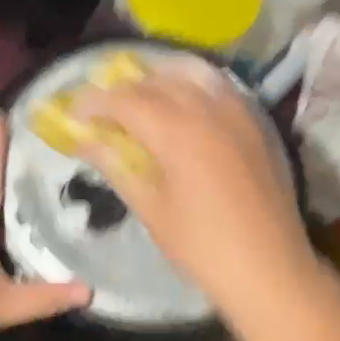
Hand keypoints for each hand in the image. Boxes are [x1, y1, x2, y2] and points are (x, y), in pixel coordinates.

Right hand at [76, 61, 314, 296]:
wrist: (267, 266)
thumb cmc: (200, 246)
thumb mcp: (150, 208)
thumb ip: (116, 166)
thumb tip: (84, 141)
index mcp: (177, 131)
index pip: (125, 99)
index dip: (94, 102)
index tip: (72, 112)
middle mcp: (208, 108)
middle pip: (156, 80)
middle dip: (122, 89)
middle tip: (99, 109)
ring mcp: (237, 111)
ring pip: (190, 74)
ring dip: (157, 79)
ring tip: (136, 99)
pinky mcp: (254, 123)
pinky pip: (216, 86)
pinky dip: (189, 86)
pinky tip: (178, 106)